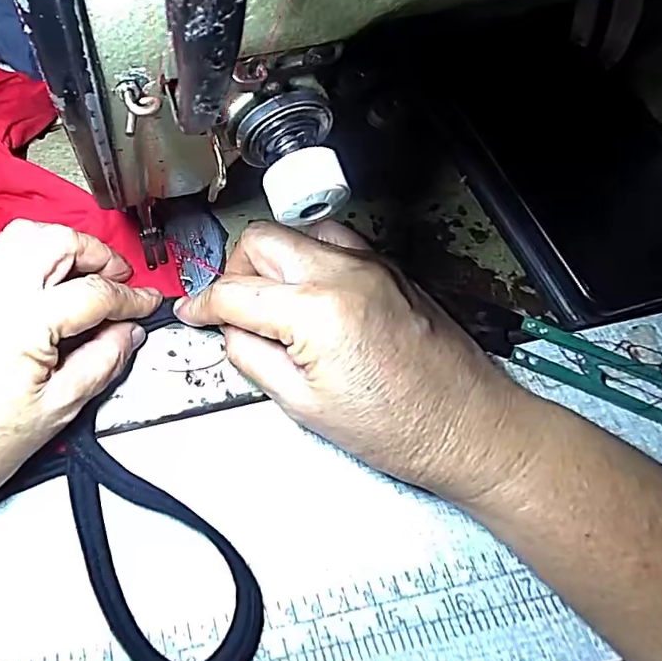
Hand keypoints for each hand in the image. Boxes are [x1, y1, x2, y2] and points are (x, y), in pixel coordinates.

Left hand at [0, 220, 162, 531]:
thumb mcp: (58, 409)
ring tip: (79, 275)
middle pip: (58, 241)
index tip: (146, 304)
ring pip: (21, 236)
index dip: (131, 297)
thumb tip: (127, 334)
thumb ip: (102, 361)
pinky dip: (20, 255)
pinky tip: (33, 282)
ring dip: (58, 246)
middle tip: (117, 281)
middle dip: (97, 254)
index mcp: (24, 320)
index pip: (95, 292)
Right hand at [175, 221, 543, 505]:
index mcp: (317, 312)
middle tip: (232, 309)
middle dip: (233, 272)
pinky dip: (306, 258)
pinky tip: (307, 291)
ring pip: (293, 233)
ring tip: (270, 300)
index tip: (192, 312)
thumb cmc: (401, 426)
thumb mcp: (303, 405)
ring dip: (269, 260)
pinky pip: (330, 241)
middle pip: (257, 242)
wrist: (469, 427)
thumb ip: (252, 357)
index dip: (201, 305)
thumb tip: (229, 331)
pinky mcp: (387, 267)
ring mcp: (370, 264)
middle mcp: (344, 274)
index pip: (234, 293)